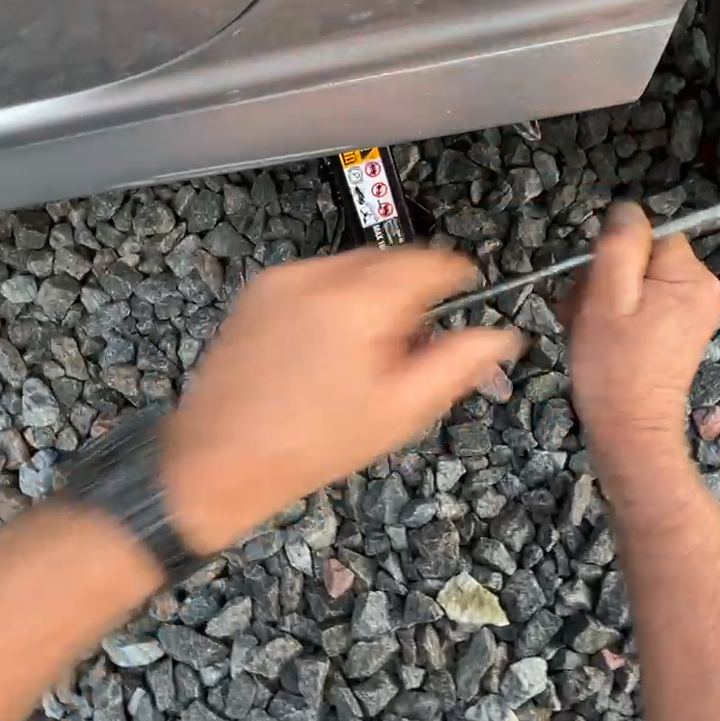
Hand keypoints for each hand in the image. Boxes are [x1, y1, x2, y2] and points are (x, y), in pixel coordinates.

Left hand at [160, 248, 523, 552]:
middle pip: (388, 262)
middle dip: (410, 291)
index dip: (455, 275)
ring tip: (365, 353)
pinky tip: (330, 347)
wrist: (219, 459)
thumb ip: (458, 365)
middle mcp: (316, 277)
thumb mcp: (400, 413)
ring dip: (372, 294)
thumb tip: (501, 337)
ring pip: (351, 269)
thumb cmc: (311, 444)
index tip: (465, 289)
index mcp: (357, 302)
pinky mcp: (257, 293)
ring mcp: (280, 281)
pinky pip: (316, 280)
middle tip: (412, 342)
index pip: (427, 262)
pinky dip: (337, 299)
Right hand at [563, 201, 719, 469]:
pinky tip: (601, 337)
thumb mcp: (606, 298)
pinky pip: (641, 306)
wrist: (628, 429)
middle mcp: (702, 290)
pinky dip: (615, 317)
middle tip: (582, 313)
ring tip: (587, 328)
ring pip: (635, 282)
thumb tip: (625, 208)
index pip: (646, 234)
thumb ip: (617, 245)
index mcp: (690, 277)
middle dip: (604, 280)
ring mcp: (692, 314)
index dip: (610, 254)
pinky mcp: (677, 334)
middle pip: (640, 257)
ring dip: (603, 299)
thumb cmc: (612, 366)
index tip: (591, 287)